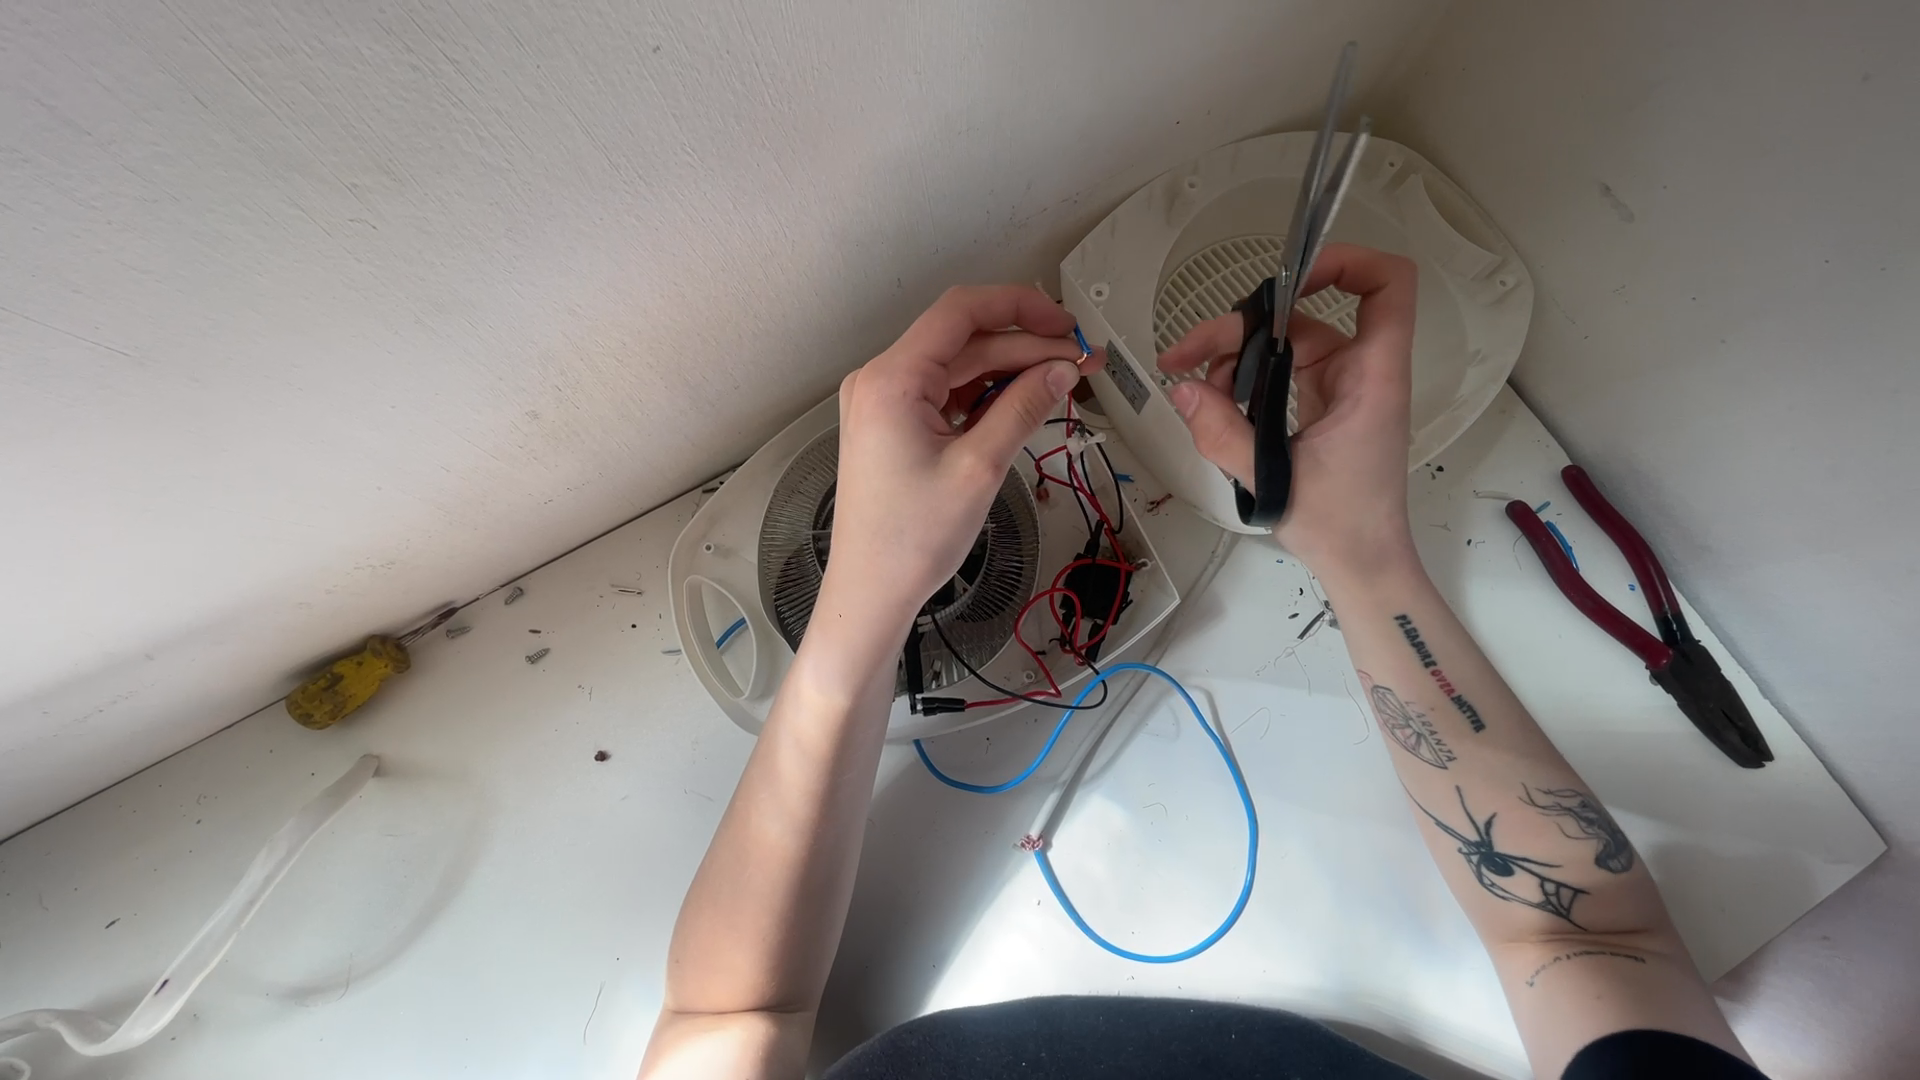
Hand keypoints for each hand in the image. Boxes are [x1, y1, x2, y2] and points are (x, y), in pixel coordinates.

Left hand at [825, 286, 1099, 630]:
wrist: (872, 591)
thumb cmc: (910, 540)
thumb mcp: (979, 467)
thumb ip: (1023, 408)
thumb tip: (1062, 370)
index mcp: (891, 380)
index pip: (961, 312)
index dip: (1020, 308)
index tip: (1064, 324)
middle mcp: (880, 381)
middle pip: (964, 342)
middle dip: (1024, 349)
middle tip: (1079, 363)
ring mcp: (883, 404)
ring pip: (957, 368)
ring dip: (1008, 373)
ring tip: (1060, 384)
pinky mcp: (892, 426)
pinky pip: (944, 395)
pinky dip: (983, 396)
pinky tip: (1021, 403)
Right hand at [1158, 243, 1417, 573]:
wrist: (1360, 563)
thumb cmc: (1338, 525)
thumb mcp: (1273, 479)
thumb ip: (1223, 432)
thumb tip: (1182, 389)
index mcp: (1371, 379)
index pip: (1387, 287)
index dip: (1344, 263)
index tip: (1284, 282)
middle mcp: (1359, 374)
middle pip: (1303, 319)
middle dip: (1238, 330)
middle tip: (1183, 357)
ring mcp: (1339, 391)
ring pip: (1283, 347)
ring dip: (1235, 361)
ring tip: (1197, 394)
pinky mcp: (1320, 409)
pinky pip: (1279, 376)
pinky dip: (1244, 384)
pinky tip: (1216, 407)